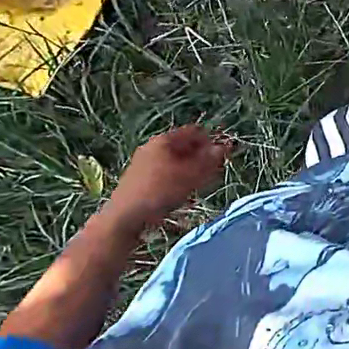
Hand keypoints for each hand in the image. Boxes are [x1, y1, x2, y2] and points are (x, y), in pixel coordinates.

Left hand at [101, 125, 231, 229]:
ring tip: (199, 185)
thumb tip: (222, 148)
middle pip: (184, 146)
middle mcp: (153, 147)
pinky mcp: (140, 179)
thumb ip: (208, 160)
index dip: (210, 142)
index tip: (222, 157)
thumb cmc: (160, 191)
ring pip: (175, 161)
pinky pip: (166, 172)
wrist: (125, 216)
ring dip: (191, 170)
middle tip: (213, 172)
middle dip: (201, 157)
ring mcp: (145, 163)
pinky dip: (178, 179)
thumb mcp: (190, 175)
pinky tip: (182, 193)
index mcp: (164, 140)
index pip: (194, 132)